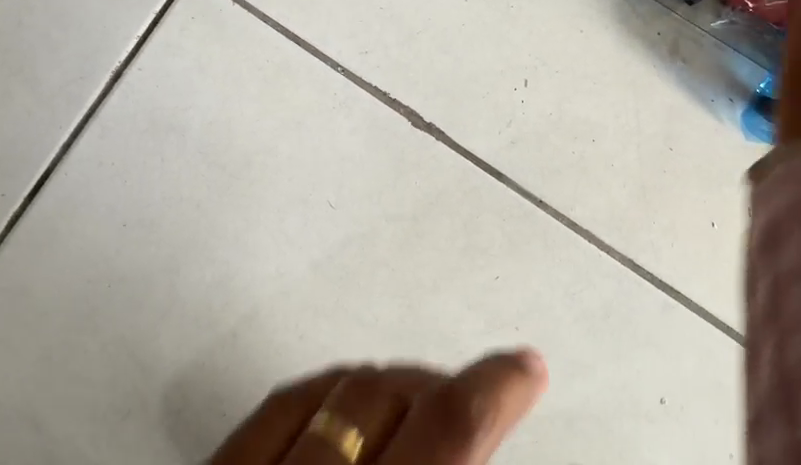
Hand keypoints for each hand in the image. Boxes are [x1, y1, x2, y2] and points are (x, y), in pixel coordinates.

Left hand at [210, 349, 547, 464]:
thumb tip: (473, 433)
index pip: (447, 432)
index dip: (494, 388)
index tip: (525, 366)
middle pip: (383, 396)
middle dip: (435, 384)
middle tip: (472, 394)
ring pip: (329, 390)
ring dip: (382, 383)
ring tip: (414, 393)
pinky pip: (275, 407)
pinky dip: (321, 391)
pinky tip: (341, 396)